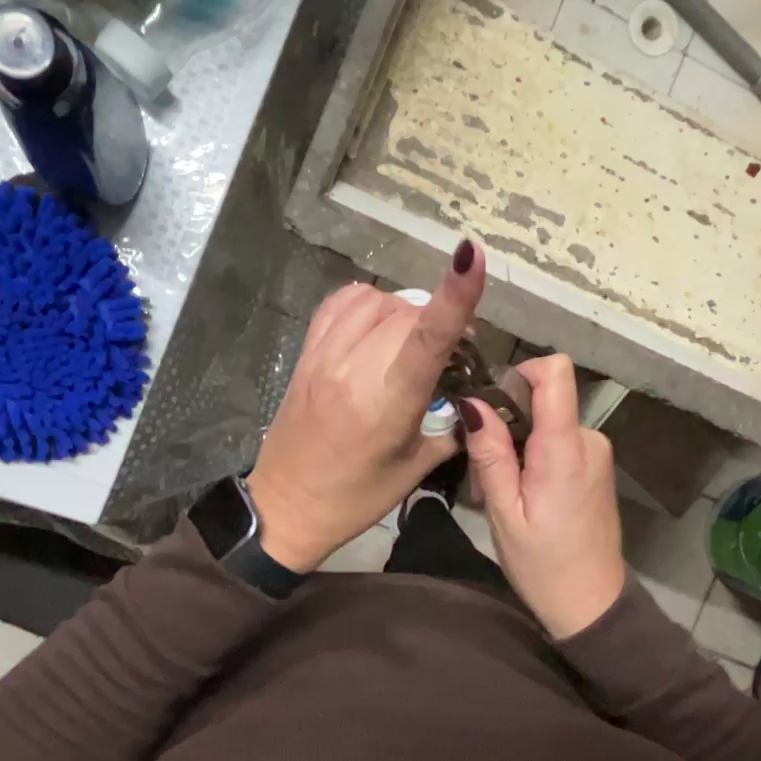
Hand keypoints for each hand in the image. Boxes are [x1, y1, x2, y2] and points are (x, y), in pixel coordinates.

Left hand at [245, 240, 484, 571]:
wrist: (286, 506)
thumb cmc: (356, 497)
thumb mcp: (415, 469)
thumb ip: (451, 427)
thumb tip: (475, 398)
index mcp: (388, 403)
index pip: (426, 337)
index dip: (454, 294)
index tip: (472, 254)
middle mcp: (354, 369)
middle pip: (409, 314)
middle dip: (438, 320)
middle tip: (451, 352)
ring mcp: (324, 357)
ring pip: (377, 301)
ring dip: (405, 310)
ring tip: (411, 339)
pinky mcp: (306, 354)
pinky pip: (340, 303)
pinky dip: (367, 302)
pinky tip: (377, 322)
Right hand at [463, 354, 626, 638]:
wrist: (591, 603)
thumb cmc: (543, 564)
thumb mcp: (504, 512)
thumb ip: (491, 453)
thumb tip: (472, 401)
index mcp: (565, 448)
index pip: (555, 372)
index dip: (520, 373)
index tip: (490, 403)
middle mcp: (588, 440)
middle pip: (542, 401)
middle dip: (506, 427)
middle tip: (487, 479)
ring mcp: (596, 453)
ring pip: (545, 425)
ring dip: (517, 450)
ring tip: (502, 497)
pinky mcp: (595, 466)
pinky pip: (558, 443)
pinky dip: (534, 461)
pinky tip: (523, 499)